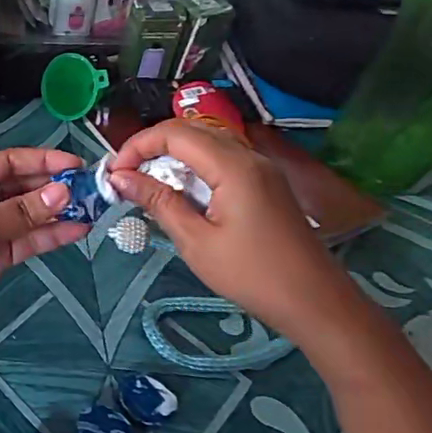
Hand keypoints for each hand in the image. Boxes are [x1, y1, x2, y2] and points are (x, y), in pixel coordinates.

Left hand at [0, 147, 90, 326]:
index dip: (41, 161)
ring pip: (27, 216)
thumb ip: (17, 214)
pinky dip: (50, 236)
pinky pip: (26, 241)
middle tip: (92, 191)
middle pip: (20, 188)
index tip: (76, 166)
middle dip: (53, 188)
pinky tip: (77, 231)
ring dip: (57, 212)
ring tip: (93, 210)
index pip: (7, 163)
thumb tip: (62, 194)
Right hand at [107, 120, 357, 344]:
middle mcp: (249, 157)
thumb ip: (157, 201)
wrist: (316, 302)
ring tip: (145, 182)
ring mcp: (260, 168)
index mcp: (233, 167)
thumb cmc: (252, 274)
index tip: (115, 173)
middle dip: (150, 146)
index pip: (174, 134)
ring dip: (170, 154)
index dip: (137, 146)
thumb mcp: (195, 240)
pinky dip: (191, 165)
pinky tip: (178, 190)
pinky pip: (220, 157)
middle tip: (124, 175)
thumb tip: (120, 177)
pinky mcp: (264, 182)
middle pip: (189, 130)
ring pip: (205, 141)